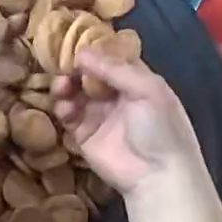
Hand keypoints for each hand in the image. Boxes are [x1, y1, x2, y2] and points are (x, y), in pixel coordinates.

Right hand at [53, 51, 205, 195]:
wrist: (156, 175)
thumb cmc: (160, 128)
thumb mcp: (147, 90)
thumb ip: (115, 69)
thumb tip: (81, 53)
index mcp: (135, 80)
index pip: (110, 58)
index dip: (93, 51)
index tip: (75, 46)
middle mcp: (115, 95)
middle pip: (87, 75)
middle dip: (74, 70)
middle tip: (65, 69)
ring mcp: (98, 115)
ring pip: (74, 94)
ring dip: (65, 88)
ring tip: (62, 88)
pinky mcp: (83, 136)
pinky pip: (67, 117)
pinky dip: (62, 109)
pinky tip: (64, 109)